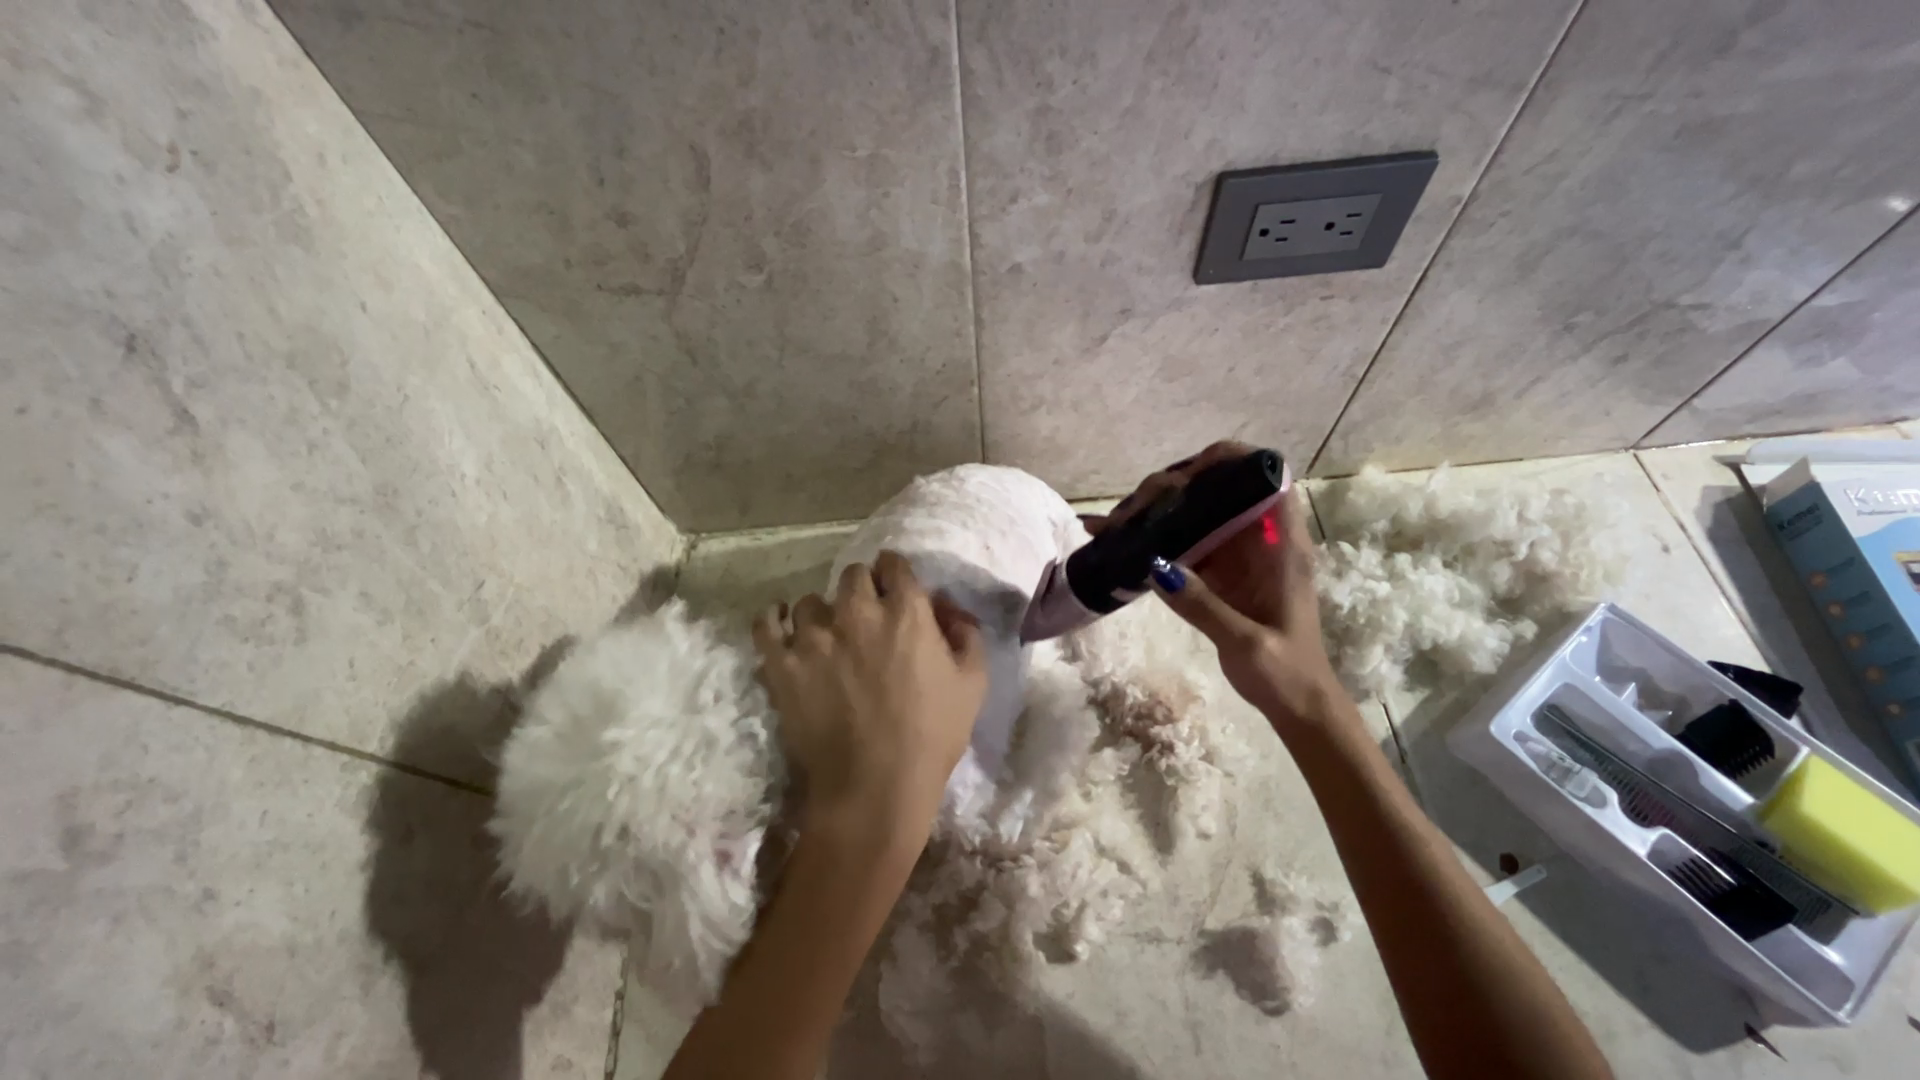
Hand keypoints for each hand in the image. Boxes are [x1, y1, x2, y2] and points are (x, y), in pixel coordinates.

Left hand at [752, 552, 988, 847]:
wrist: (874, 787)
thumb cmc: (932, 736)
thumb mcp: (973, 683)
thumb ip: (966, 635)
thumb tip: (948, 610)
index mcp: (905, 612)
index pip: (894, 564)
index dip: (896, 575)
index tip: (895, 590)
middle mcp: (856, 612)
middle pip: (852, 575)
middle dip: (861, 589)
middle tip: (865, 616)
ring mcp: (813, 637)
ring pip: (810, 600)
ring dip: (821, 613)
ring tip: (825, 636)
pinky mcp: (780, 664)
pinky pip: (766, 624)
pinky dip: (773, 620)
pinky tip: (780, 626)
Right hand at [1087, 441, 1349, 736]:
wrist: (1297, 706)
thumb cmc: (1286, 673)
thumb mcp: (1248, 643)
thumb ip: (1204, 607)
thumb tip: (1154, 566)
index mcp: (1284, 548)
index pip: (1269, 479)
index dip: (1232, 461)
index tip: (1186, 472)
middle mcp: (1261, 542)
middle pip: (1220, 490)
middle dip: (1176, 488)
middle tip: (1133, 509)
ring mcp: (1238, 557)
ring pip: (1197, 514)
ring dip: (1158, 512)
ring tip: (1115, 521)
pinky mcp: (1219, 576)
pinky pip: (1184, 545)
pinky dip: (1153, 541)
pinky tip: (1118, 543)